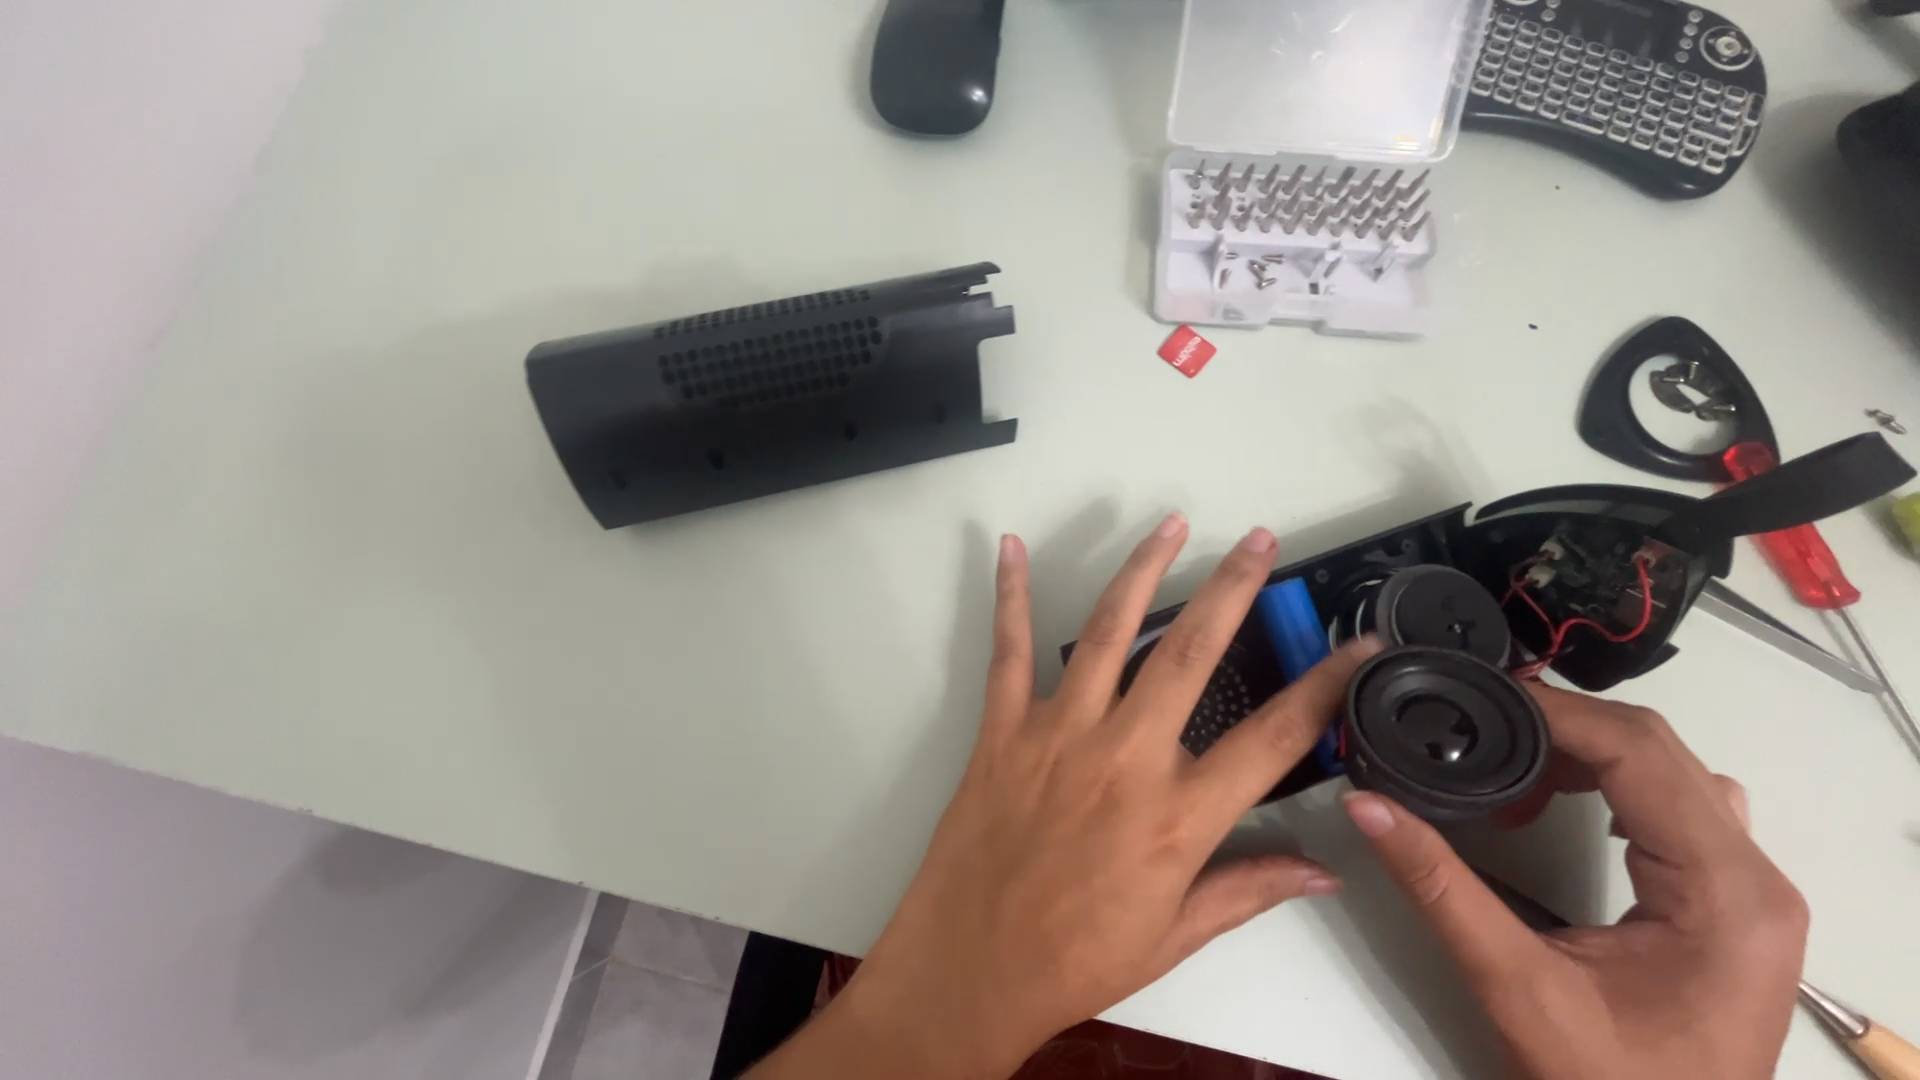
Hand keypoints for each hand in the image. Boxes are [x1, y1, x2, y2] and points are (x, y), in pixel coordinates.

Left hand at [747, 515, 1378, 1078]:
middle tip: (1258, 541)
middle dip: (1233, 589)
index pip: (1274, 737)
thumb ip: (1249, 889)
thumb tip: (1325, 868)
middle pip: (1191, 655)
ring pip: (1106, 633)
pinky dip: (1008, 595)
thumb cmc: (1076, 959)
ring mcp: (1058, 733)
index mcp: (1178, 815)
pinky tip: (1011, 548)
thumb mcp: (1175, 935)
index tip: (1361, 646)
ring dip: (1141, 572)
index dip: (1326, 687)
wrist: (971, 967)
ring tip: (1171, 524)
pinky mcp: (1004, 729)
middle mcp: (1123, 757)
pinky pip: (1008, 650)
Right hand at [1344, 685, 1807, 1079]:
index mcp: (1723, 890)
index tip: (1474, 697)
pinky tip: (1555, 796)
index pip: (1640, 753)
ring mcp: (1746, 888)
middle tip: (1475, 724)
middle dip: (1559, 723)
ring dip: (1581, 749)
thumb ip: (1437, 885)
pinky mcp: (1725, 899)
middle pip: (1658, 748)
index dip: (1554, 711)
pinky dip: (1605, 779)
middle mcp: (1753, 876)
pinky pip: (1670, 801)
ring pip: (1665, 768)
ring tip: (1503, 763)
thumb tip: (1365, 803)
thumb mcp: (1512, 983)